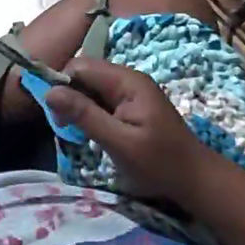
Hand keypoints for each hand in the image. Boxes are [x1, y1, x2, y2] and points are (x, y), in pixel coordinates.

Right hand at [43, 59, 224, 201]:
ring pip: (93, 87)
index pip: (82, 66)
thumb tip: (50, 92)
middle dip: (70, 95)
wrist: (194, 178)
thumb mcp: (118, 142)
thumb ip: (85, 115)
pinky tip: (92, 131)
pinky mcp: (132, 104)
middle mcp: (129, 79)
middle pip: (87, 74)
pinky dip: (92, 112)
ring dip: (80, 105)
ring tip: (77, 131)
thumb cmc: (158, 163)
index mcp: (128, 81)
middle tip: (65, 127)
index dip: (62, 83)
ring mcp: (132, 91)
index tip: (55, 113)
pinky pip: (103, 99)